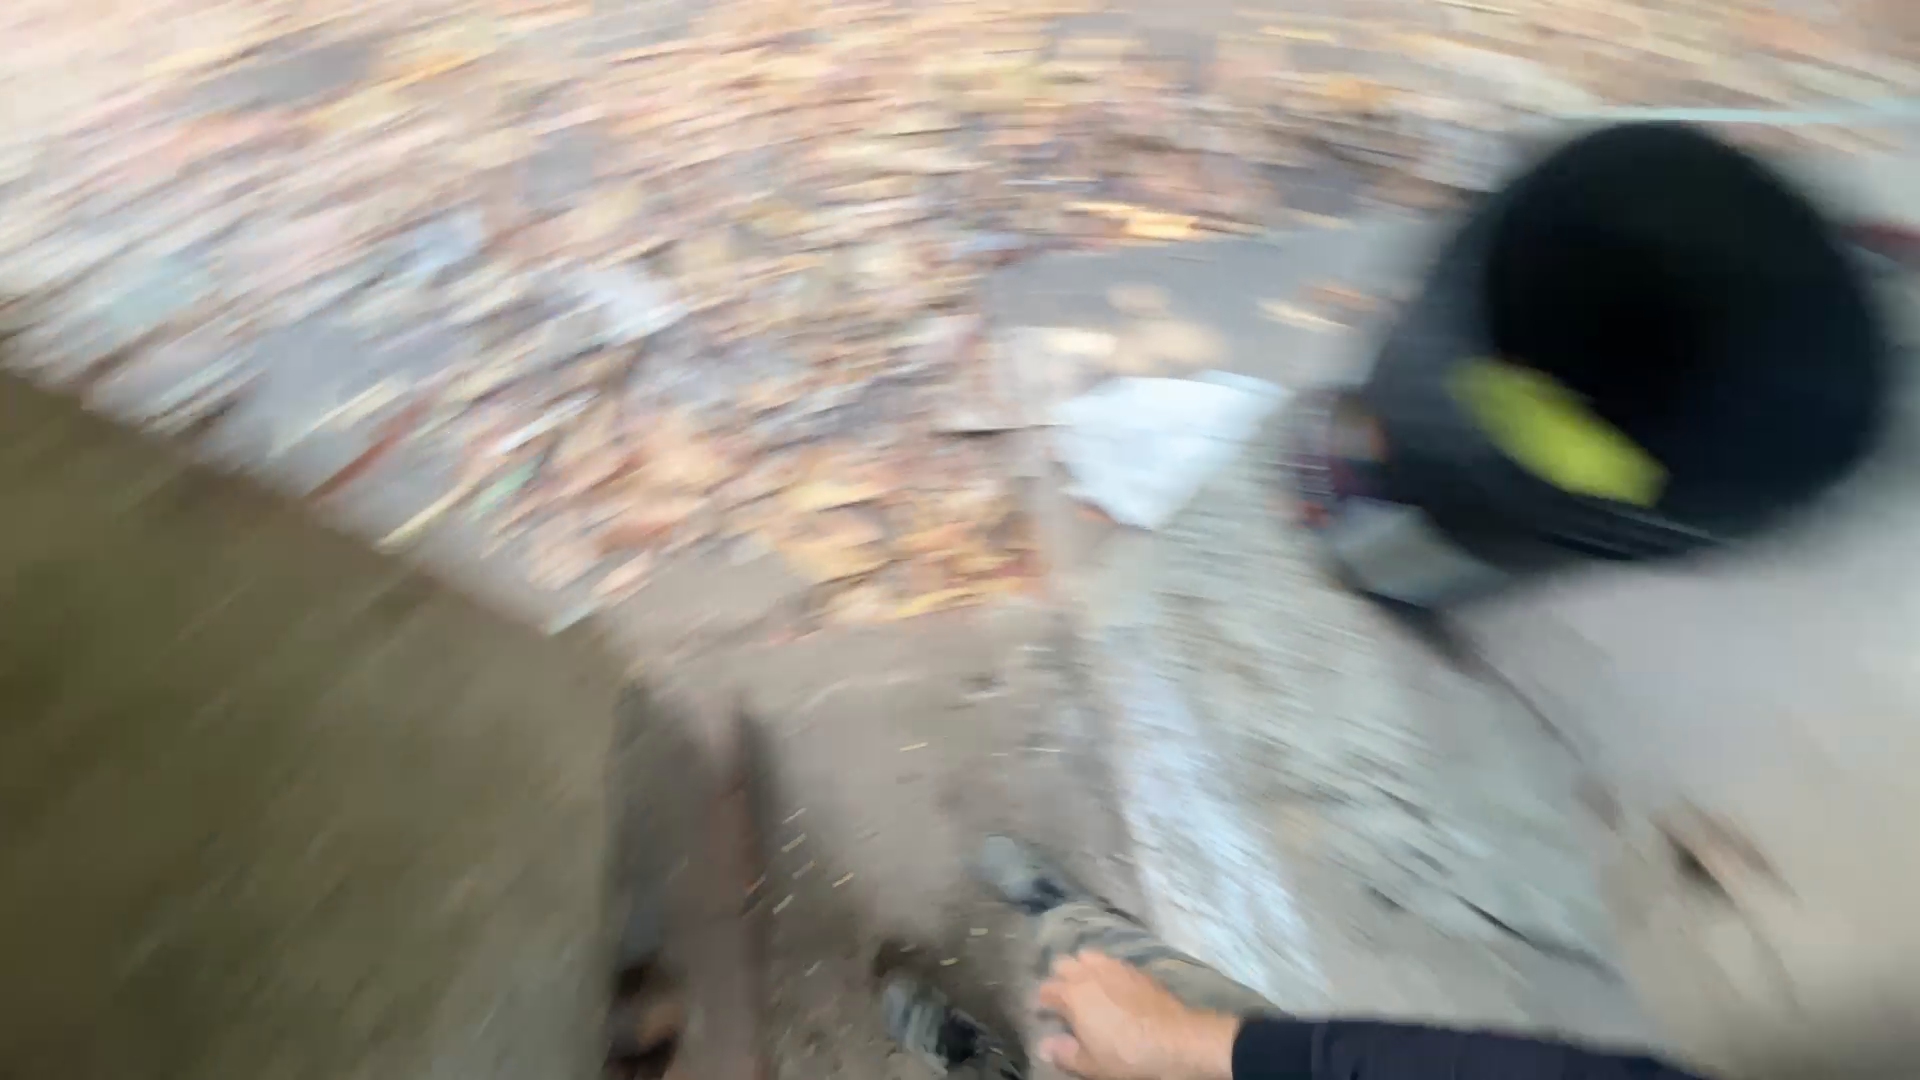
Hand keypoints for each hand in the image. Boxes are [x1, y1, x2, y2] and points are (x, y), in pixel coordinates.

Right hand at [1033, 952, 1240, 1079]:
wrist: (1176, 1041)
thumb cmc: (1129, 1056)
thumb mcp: (1092, 1064)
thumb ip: (1064, 1053)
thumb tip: (1042, 1045)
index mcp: (1073, 995)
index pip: (1046, 989)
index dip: (1041, 1000)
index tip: (1041, 1011)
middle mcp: (1088, 972)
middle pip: (1063, 963)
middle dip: (1058, 977)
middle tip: (1062, 998)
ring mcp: (1112, 965)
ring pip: (1086, 955)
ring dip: (1081, 967)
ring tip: (1086, 985)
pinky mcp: (1133, 967)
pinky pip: (1110, 960)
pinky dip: (1103, 968)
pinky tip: (1111, 985)